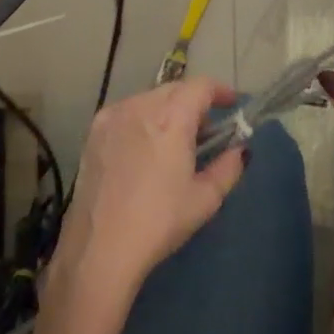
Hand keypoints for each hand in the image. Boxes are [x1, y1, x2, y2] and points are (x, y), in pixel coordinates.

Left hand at [53, 77, 245, 299]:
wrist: (100, 247)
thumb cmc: (159, 222)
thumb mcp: (205, 198)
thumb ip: (229, 167)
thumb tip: (241, 150)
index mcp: (170, 117)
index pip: (200, 86)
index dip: (220, 91)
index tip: (232, 104)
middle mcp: (139, 106)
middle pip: (174, 89)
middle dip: (194, 101)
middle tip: (206, 129)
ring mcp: (112, 117)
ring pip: (148, 99)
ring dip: (167, 109)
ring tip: (175, 139)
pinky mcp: (93, 133)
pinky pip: (126, 112)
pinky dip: (143, 119)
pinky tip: (145, 147)